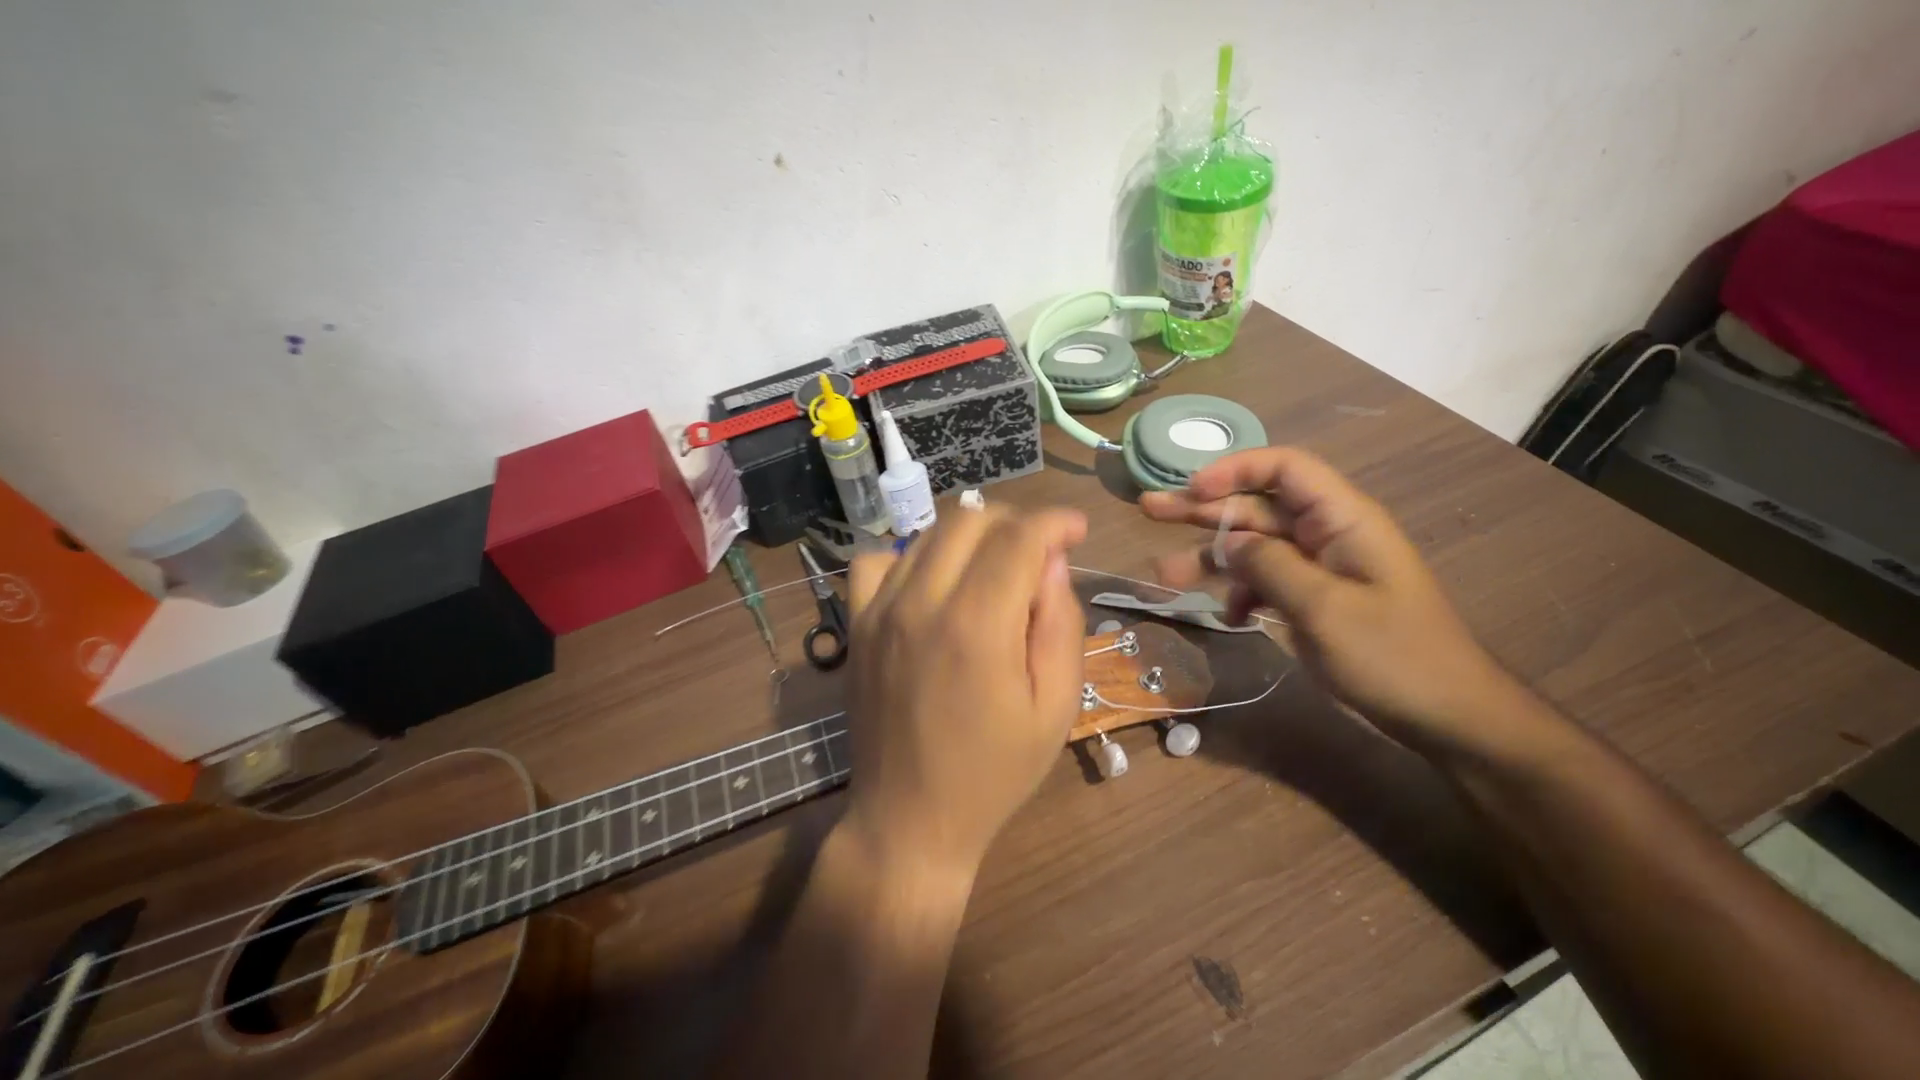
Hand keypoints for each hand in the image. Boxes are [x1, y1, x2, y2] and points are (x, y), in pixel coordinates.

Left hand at [841, 505, 1087, 876]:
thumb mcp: (1056, 707)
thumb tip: (1052, 561)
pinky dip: (912, 557)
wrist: (909, 819)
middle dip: (1016, 525)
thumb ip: (1060, 624)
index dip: (1055, 521)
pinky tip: (933, 586)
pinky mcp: (855, 625)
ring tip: (993, 572)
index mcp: (977, 626)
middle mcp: (921, 603)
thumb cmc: (995, 773)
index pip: (1019, 536)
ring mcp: (879, 611)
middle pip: (971, 519)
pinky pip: (879, 560)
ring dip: (970, 537)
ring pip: (927, 533)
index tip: (1077, 531)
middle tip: (1039, 558)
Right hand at [1140, 447, 1526, 757]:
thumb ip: (1270, 567)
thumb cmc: (1393, 655)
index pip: (1284, 468)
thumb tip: (1228, 542)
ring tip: (1161, 574)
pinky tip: (1224, 617)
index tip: (1190, 490)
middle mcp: (1329, 534)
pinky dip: (1241, 594)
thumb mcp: (1325, 609)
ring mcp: (1322, 569)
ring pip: (1255, 548)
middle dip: (1203, 509)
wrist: (1447, 714)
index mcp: (1342, 519)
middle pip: (1258, 506)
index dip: (1234, 470)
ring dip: (1210, 559)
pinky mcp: (1317, 601)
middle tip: (1149, 509)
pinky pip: (1268, 583)